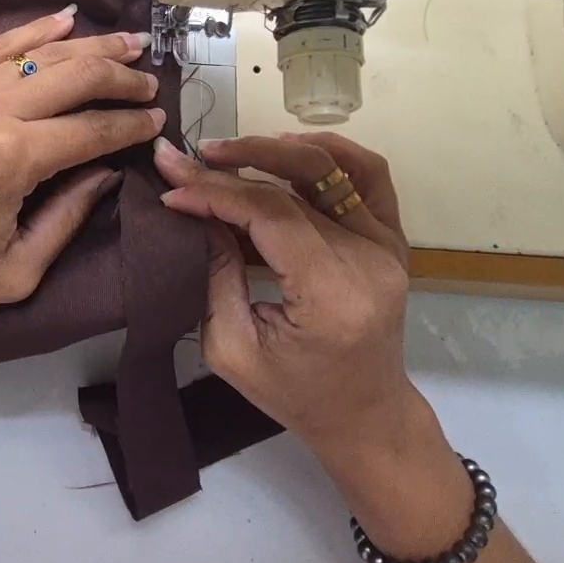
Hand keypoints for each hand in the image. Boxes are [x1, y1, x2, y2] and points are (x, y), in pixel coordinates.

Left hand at [0, 8, 165, 323]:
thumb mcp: (16, 269)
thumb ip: (69, 218)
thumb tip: (106, 172)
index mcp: (15, 158)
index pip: (93, 129)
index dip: (132, 124)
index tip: (158, 120)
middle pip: (77, 76)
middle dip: (123, 76)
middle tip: (151, 81)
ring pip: (44, 52)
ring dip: (92, 45)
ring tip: (130, 42)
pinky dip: (37, 29)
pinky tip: (67, 18)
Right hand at [153, 133, 415, 450]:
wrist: (365, 416)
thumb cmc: (295, 395)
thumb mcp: (231, 349)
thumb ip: (214, 275)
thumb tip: (196, 212)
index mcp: (332, 294)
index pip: (270, 216)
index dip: (215, 194)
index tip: (170, 188)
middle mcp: (369, 260)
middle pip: (293, 190)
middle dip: (230, 168)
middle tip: (185, 159)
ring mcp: (389, 246)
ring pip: (333, 169)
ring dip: (275, 151)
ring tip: (227, 151)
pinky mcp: (393, 239)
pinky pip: (370, 176)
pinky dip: (332, 152)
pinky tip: (289, 146)